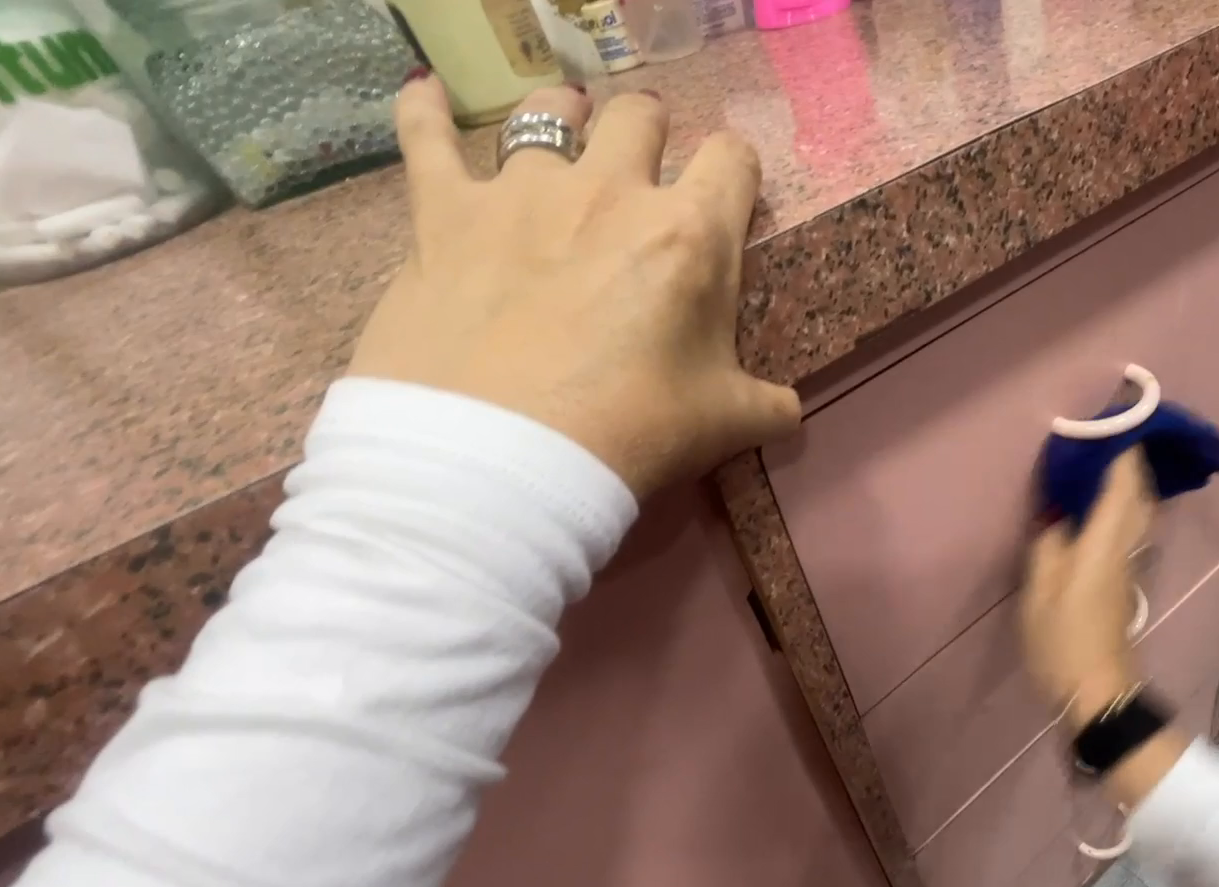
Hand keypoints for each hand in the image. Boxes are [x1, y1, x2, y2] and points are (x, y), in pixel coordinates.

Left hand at [348, 78, 799, 499]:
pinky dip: (427, 113)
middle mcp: (611, 191)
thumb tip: (791, 412)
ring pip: (546, 114)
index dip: (735, 171)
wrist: (507, 456)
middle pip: (640, 118)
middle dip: (651, 134)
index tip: (728, 195)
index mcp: (689, 234)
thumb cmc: (635, 430)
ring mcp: (523, 192)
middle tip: (644, 168)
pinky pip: (427, 135)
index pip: (731, 160)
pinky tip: (427, 98)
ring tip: (564, 130)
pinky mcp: (445, 211)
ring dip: (563, 118)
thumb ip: (770, 406)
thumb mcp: (726, 424)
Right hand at [1021, 449, 1155, 728]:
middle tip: (1108, 433)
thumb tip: (1056, 514)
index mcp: (1103, 545)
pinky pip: (1127, 527)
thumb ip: (1048, 547)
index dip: (1122, 450)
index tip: (1112, 420)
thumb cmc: (1063, 642)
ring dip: (1128, 480)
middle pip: (1138, 494)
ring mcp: (1127, 564)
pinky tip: (1098, 503)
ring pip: (1137, 510)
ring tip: (1102, 459)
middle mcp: (1123, 547)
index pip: (1122, 484)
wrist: (1098, 692)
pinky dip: (1120, 504)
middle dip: (1131, 459)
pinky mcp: (1122, 579)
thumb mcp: (1040, 593)